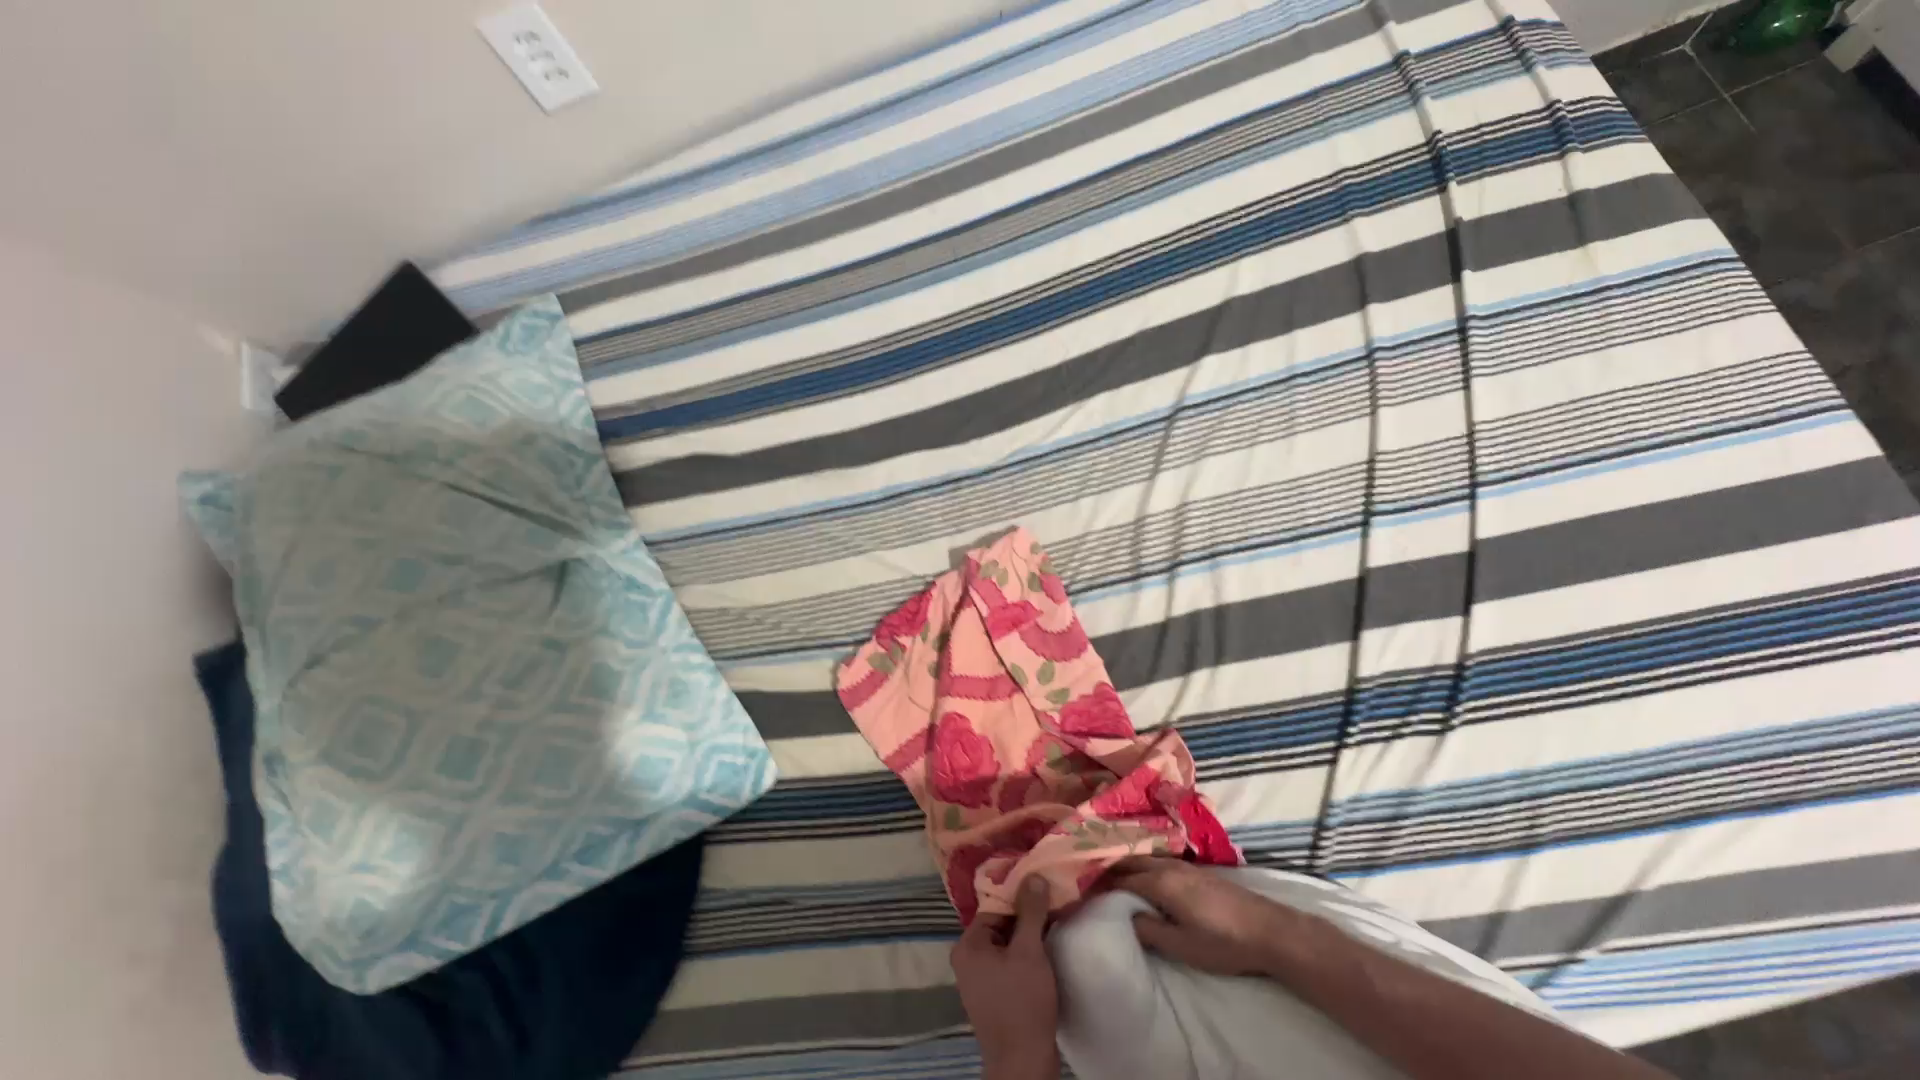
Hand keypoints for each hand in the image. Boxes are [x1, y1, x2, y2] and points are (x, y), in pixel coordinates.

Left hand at [951, 875, 1059, 1079]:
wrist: (1022, 1062)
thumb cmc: (1022, 1002)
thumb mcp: (1029, 951)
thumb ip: (1030, 912)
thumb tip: (1032, 875)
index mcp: (968, 946)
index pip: (994, 906)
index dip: (1020, 894)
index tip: (1045, 884)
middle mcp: (968, 959)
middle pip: (1000, 924)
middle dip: (1027, 914)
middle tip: (1055, 900)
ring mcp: (981, 979)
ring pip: (1007, 944)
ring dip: (1029, 934)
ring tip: (1057, 918)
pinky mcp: (996, 994)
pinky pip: (1010, 963)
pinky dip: (1028, 954)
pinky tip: (1049, 947)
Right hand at [1111, 856, 1309, 975]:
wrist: (1269, 931)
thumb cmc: (1222, 942)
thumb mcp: (1182, 946)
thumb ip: (1149, 931)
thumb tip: (1125, 918)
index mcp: (1161, 883)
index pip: (1122, 880)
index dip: (1102, 887)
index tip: (1083, 893)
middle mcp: (1170, 868)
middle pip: (1133, 862)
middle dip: (1112, 870)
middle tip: (1093, 882)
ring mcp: (1187, 867)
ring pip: (1148, 859)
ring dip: (1129, 866)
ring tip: (1114, 879)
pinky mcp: (1200, 872)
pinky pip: (1161, 862)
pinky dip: (1146, 867)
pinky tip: (1147, 878)